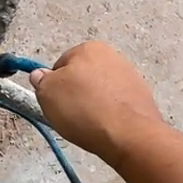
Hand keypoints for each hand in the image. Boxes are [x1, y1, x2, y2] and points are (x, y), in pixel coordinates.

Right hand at [28, 41, 167, 161]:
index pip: (60, 66)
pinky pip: (116, 102)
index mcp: (88, 48)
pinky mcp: (142, 95)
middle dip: (74, 93)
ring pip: (100, 90)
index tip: (54, 102)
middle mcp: (112, 55)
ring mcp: (130, 75)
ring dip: (92, 103)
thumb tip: (40, 76)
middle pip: (82, 76)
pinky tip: (105, 125)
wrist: (128, 134)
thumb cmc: (84, 110)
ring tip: (88, 122)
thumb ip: (40, 80)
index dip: (53, 86)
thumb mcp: (47, 94)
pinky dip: (109, 112)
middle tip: (69, 113)